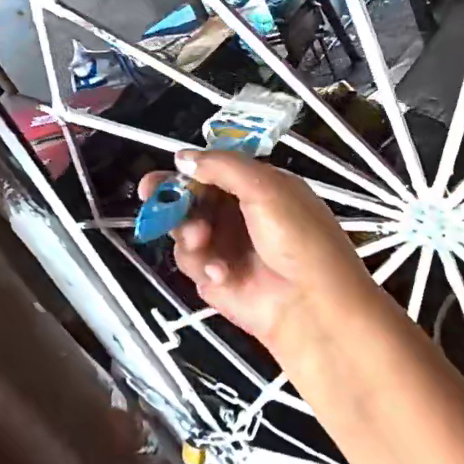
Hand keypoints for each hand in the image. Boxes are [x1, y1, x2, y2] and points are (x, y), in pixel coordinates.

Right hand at [137, 150, 373, 347]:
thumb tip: (183, 157)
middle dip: (174, 200)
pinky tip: (221, 271)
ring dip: (188, 231)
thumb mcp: (266, 188)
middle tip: (152, 198)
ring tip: (201, 239)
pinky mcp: (216, 278)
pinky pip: (191, 262)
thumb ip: (222, 167)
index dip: (189, 170)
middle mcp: (241, 214)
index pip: (214, 171)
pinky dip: (201, 263)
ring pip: (185, 229)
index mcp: (259, 187)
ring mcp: (227, 247)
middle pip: (193, 199)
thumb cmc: (298, 239)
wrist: (312, 306)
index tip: (165, 173)